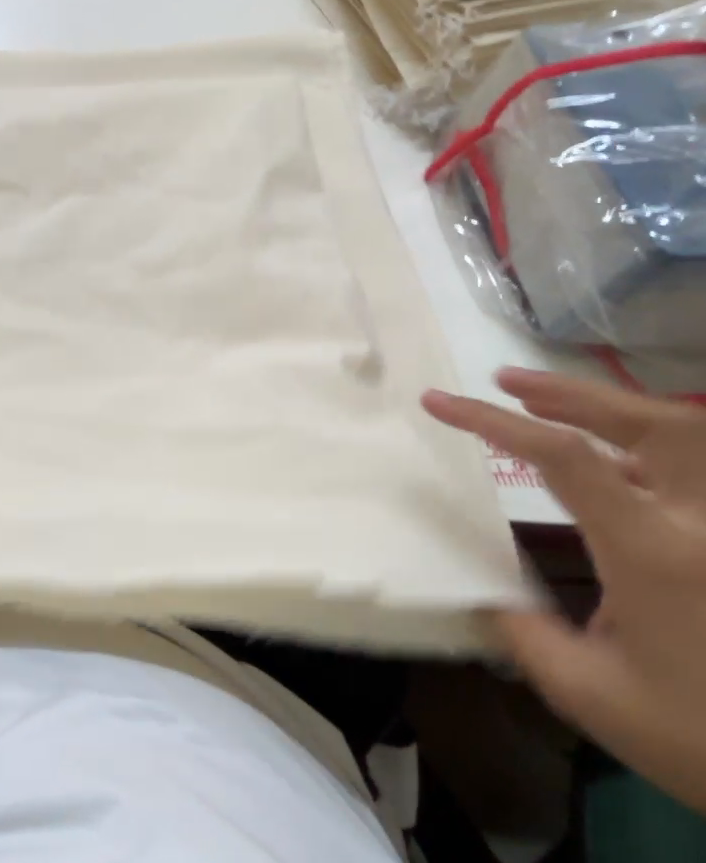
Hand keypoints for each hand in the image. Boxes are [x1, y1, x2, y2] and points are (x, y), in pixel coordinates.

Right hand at [422, 369, 705, 811]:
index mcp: (655, 554)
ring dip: (619, 410)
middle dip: (576, 395)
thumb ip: (522, 629)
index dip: (496, 423)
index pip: (568, 460)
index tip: (438, 404)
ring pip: (695, 441)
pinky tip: (614, 458)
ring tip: (549, 401)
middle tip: (506, 382)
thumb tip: (480, 588)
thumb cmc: (694, 735)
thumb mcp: (584, 688)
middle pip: (660, 426)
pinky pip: (702, 480)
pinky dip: (653, 450)